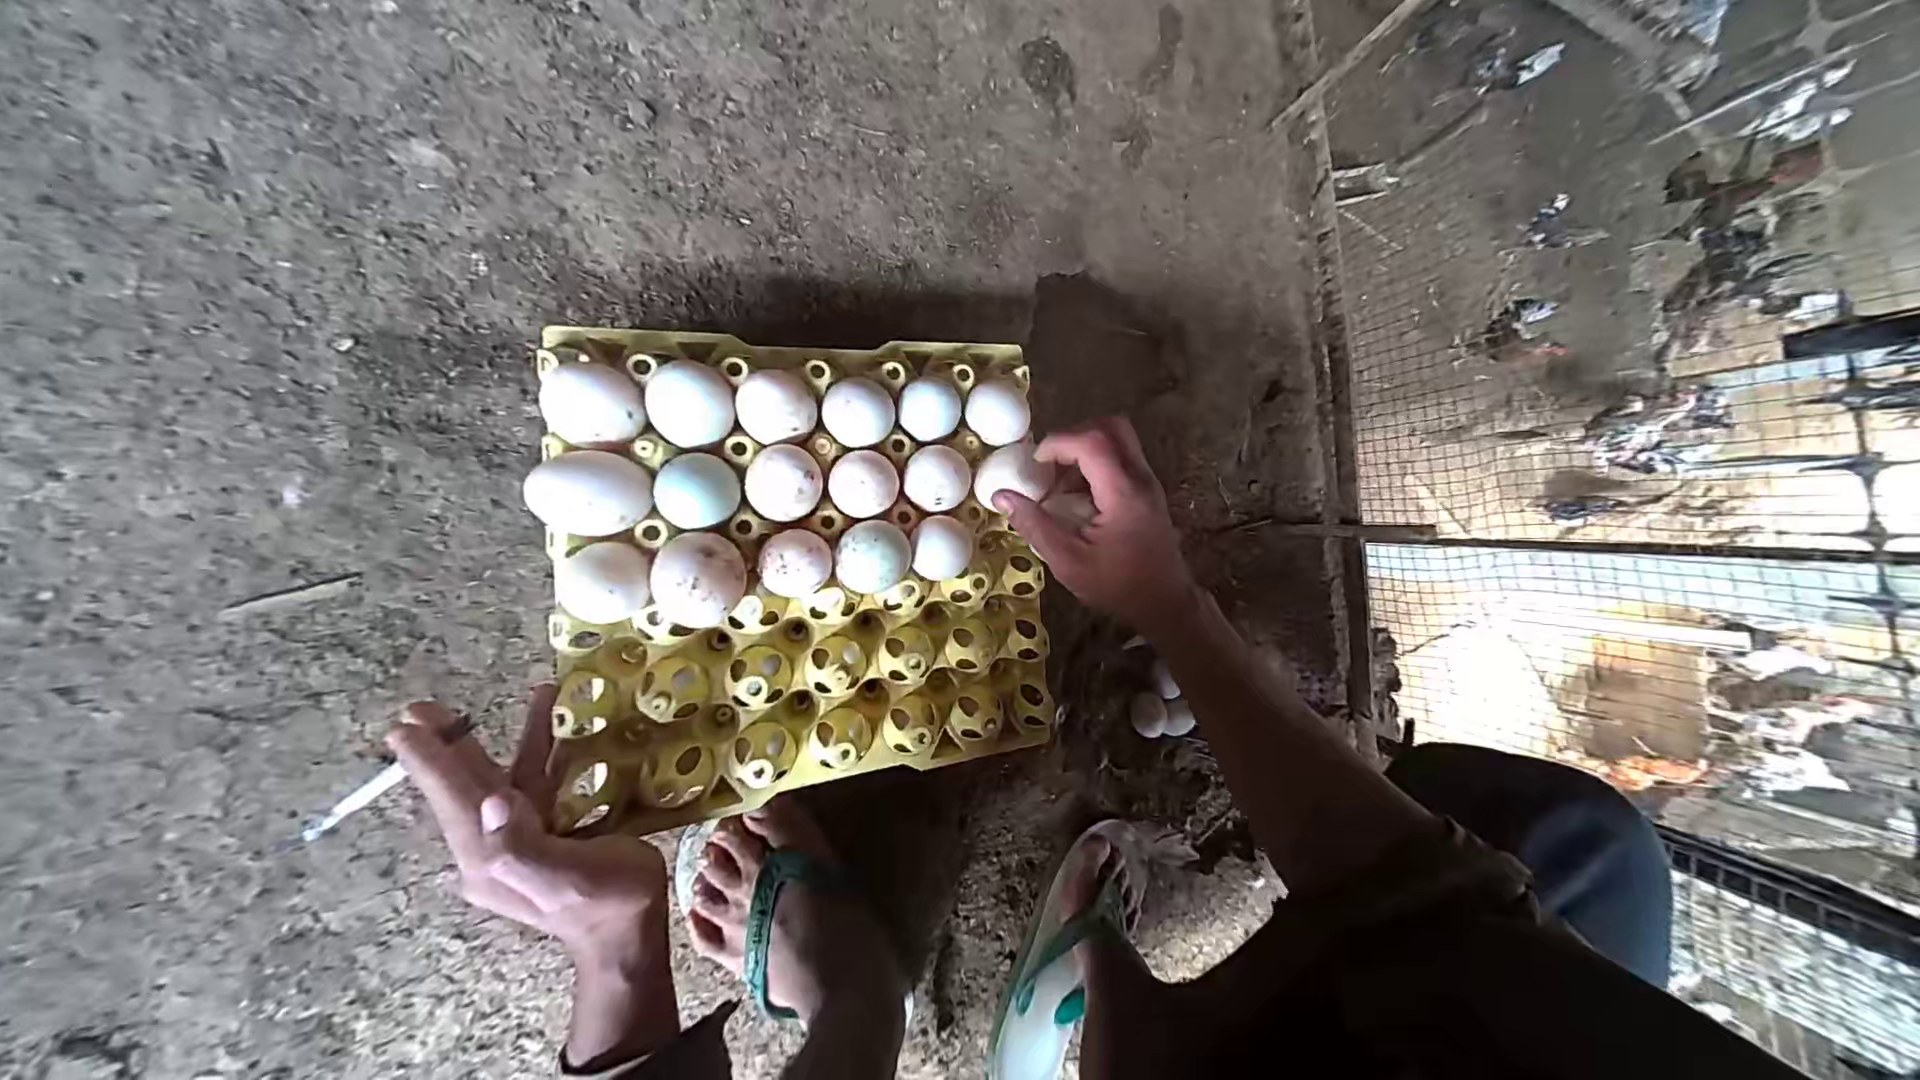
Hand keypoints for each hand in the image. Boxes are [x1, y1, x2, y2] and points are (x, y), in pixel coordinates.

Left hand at [387, 687, 677, 1067]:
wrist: (627, 930)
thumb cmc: (605, 900)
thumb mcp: (566, 877)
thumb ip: (523, 847)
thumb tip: (492, 803)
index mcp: (493, 854)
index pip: (456, 799)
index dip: (431, 762)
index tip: (405, 727)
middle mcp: (498, 843)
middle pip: (469, 786)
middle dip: (448, 746)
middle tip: (422, 710)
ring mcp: (523, 838)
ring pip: (507, 778)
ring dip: (510, 740)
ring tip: (531, 697)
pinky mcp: (550, 833)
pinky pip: (539, 784)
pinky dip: (545, 753)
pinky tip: (560, 733)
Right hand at [991, 416, 1195, 626]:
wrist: (1165, 603)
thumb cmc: (1118, 585)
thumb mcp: (1068, 561)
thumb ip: (1034, 525)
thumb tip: (1001, 497)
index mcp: (1124, 492)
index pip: (1092, 442)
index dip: (1058, 442)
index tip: (1035, 464)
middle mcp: (1141, 478)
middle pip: (1111, 427)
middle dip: (1074, 436)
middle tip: (1050, 463)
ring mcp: (1148, 483)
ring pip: (1118, 440)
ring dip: (1084, 451)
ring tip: (1060, 485)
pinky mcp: (1147, 492)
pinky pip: (1121, 459)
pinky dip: (1095, 465)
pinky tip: (1077, 498)